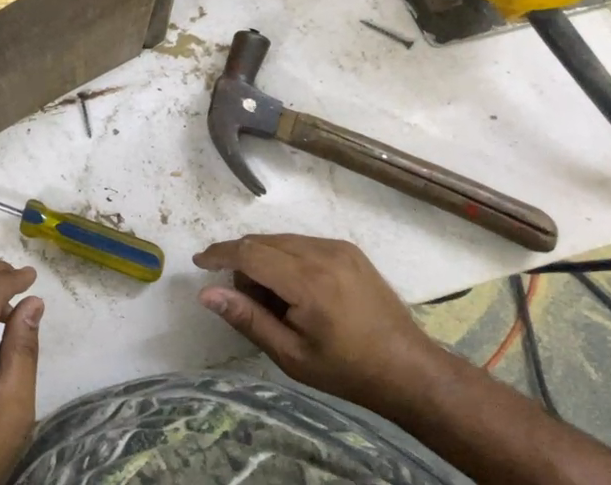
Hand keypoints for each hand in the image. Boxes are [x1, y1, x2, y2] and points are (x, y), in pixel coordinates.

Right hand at [192, 234, 447, 412]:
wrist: (411, 370)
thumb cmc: (348, 370)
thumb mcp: (291, 355)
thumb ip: (247, 319)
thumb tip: (206, 293)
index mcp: (308, 281)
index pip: (248, 253)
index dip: (219, 254)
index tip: (199, 263)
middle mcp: (322, 254)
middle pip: (260, 242)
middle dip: (242, 264)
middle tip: (247, 300)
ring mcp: (338, 248)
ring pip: (279, 240)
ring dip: (263, 260)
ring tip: (275, 300)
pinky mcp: (348, 249)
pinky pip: (300, 243)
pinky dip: (284, 258)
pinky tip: (295, 290)